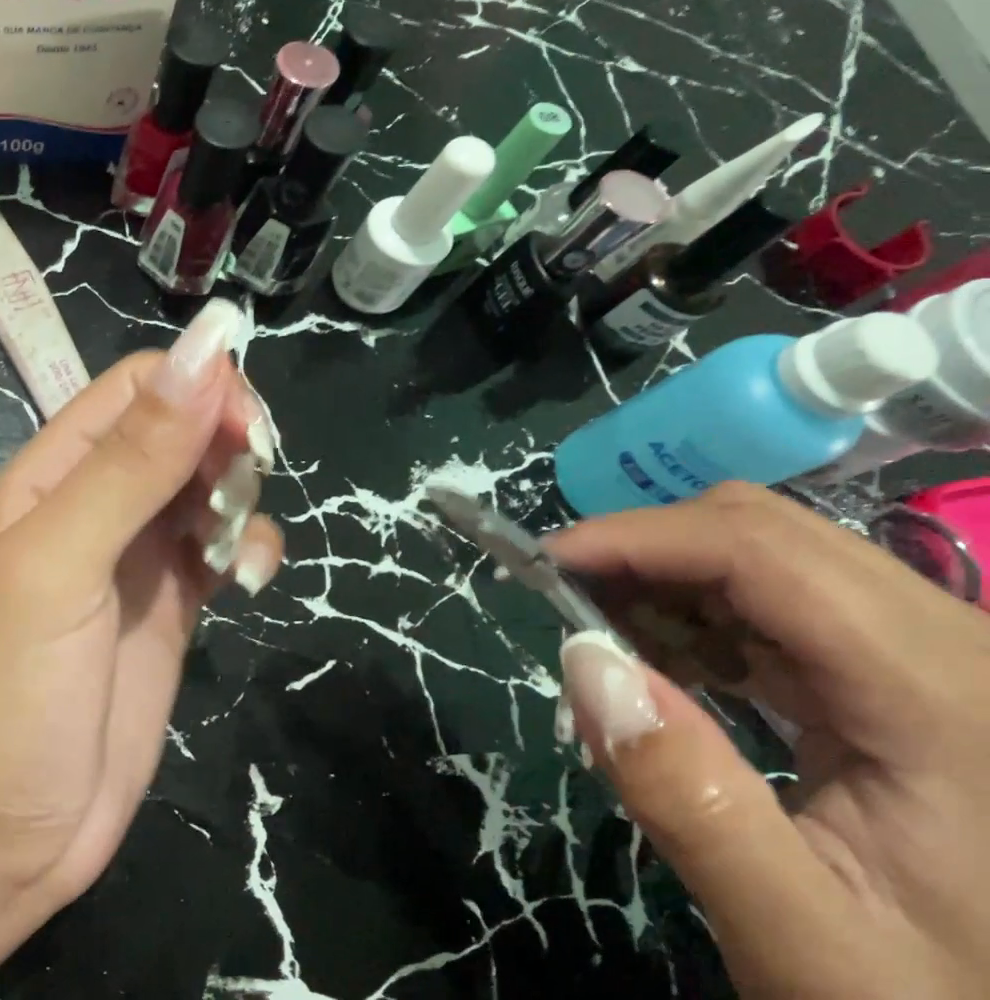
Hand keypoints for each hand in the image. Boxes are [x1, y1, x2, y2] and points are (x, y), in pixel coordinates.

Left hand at [0, 299, 283, 919]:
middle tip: (243, 494)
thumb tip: (202, 352)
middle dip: (227, 444)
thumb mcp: (58, 567)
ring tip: (241, 556)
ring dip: (241, 498)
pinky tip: (253, 580)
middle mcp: (90, 507)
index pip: (134, 389)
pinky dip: (247, 548)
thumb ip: (127, 465)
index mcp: (48, 478)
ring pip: (206, 487)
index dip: (197, 389)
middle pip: (180, 430)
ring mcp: (130, 562)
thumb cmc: (6, 697)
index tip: (246, 435)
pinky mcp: (167, 613)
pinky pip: (219, 550)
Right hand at [547, 482, 989, 998]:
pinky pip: (790, 602)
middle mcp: (961, 652)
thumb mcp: (797, 930)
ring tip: (602, 635)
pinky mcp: (913, 676)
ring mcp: (943, 659)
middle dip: (647, 550)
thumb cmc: (917, 991)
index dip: (642, 538)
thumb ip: (688, 799)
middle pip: (775, 533)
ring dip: (670, 578)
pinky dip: (704, 611)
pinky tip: (669, 662)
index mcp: (949, 700)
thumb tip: (581, 661)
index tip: (539, 564)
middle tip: (560, 601)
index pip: (770, 555)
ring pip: (780, 556)